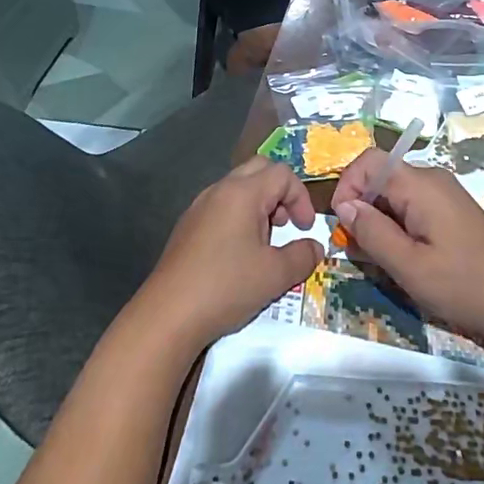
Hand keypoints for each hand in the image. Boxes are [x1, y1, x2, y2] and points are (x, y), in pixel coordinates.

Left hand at [140, 156, 322, 347]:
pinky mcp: (188, 225)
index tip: (305, 230)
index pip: (282, 173)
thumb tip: (314, 247)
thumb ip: (302, 255)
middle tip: (286, 225)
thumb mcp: (275, 275)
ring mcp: (199, 206)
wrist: (169, 313)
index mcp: (242, 193)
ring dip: (259, 205)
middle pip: (258, 170)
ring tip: (265, 243)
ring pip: (238, 188)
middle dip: (280, 193)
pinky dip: (239, 217)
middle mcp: (219, 190)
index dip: (301, 197)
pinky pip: (221, 206)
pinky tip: (238, 254)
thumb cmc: (227, 286)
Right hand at [330, 150, 483, 341]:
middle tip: (360, 250)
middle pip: (381, 178)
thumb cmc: (463, 284)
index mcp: (420, 185)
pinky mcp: (452, 212)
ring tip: (382, 260)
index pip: (369, 161)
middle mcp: (432, 180)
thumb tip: (345, 207)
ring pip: (395, 195)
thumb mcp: (408, 265)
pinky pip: (412, 207)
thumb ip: (372, 232)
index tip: (344, 225)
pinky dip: (398, 227)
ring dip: (379, 222)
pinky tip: (404, 259)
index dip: (348, 186)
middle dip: (362, 209)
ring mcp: (444, 195)